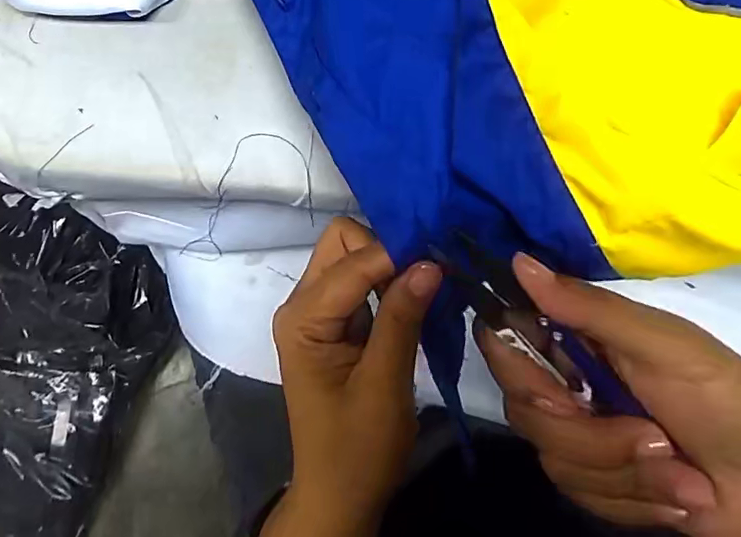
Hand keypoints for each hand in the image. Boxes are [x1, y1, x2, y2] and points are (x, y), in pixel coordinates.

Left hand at [263, 218, 441, 536]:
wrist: (338, 496)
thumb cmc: (358, 450)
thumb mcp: (385, 386)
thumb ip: (402, 318)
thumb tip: (429, 262)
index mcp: (303, 317)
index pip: (350, 261)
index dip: (394, 254)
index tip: (439, 258)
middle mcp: (301, 303)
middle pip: (341, 243)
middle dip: (384, 249)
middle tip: (427, 274)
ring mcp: (314, 311)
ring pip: (349, 256)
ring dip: (387, 263)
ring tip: (427, 281)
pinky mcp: (331, 321)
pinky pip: (357, 281)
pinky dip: (385, 281)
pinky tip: (412, 295)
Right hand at [479, 254, 740, 536]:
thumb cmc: (731, 398)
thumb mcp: (664, 344)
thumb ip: (589, 307)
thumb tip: (519, 261)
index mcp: (574, 334)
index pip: (503, 336)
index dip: (515, 361)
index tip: (562, 386)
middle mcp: (565, 380)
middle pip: (523, 407)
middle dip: (592, 436)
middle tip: (653, 436)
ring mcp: (581, 434)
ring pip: (554, 457)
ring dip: (626, 473)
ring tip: (684, 472)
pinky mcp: (600, 483)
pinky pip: (584, 496)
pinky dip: (639, 501)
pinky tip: (684, 494)